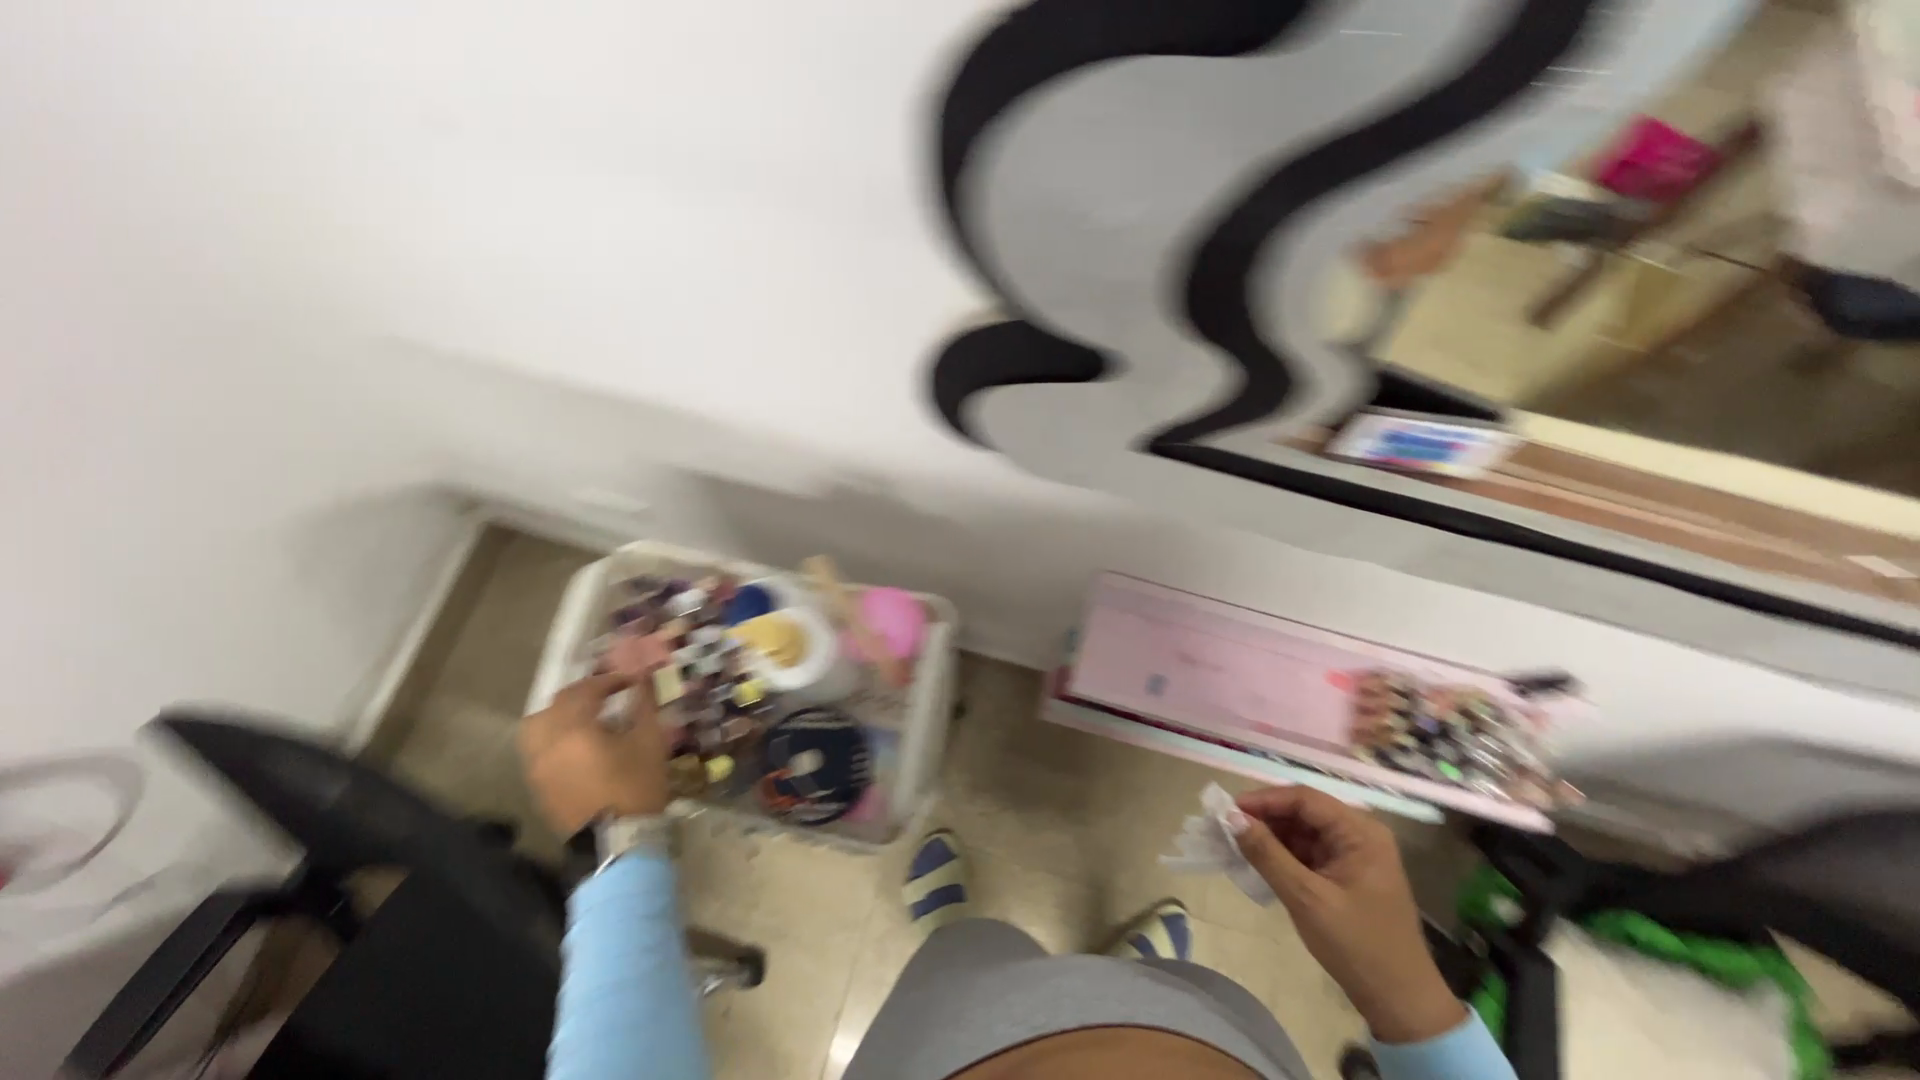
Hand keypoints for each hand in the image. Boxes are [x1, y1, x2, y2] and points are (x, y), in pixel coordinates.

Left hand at [517, 673, 672, 834]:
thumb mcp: (649, 742)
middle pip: (557, 704)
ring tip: (583, 718)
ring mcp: (537, 765)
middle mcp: (547, 742)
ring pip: (536, 725)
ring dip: (558, 713)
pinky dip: (552, 736)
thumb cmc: (636, 786)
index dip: (609, 681)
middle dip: (583, 694)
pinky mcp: (537, 784)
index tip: (631, 681)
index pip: (586, 690)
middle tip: (607, 695)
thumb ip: (644, 706)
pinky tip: (576, 744)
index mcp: (574, 728)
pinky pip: (536, 748)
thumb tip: (643, 679)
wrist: (616, 841)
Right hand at [1232, 786, 1466, 1044]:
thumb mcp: (1305, 898)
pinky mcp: (1348, 874)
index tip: (1227, 812)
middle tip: (1227, 829)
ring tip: (1237, 846)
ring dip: (1272, 836)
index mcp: (1361, 832)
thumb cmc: (1356, 945)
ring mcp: (1356, 855)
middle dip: (1266, 818)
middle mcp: (1361, 834)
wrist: (1399, 999)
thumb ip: (1267, 854)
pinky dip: (1284, 855)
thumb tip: (1232, 818)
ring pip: (1304, 831)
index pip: (1305, 799)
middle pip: (1304, 811)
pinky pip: (1310, 852)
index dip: (1264, 800)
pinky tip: (1260, 863)